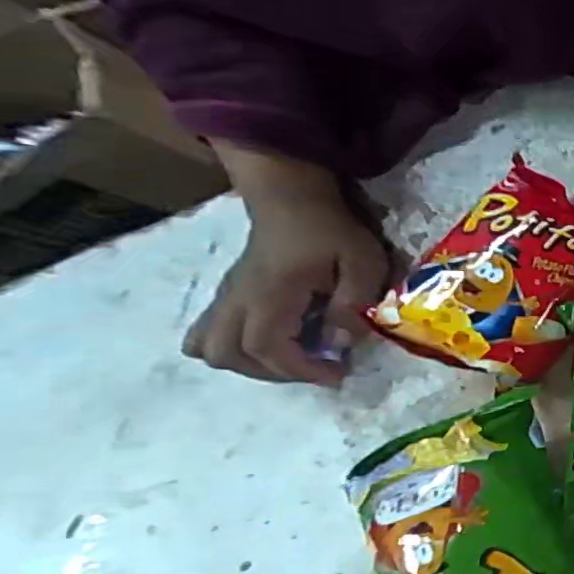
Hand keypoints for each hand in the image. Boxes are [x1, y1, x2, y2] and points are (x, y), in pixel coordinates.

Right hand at [182, 192, 387, 384]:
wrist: (292, 198)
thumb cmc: (332, 230)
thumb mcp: (363, 263)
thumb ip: (354, 302)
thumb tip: (343, 341)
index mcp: (270, 294)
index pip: (265, 348)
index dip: (299, 370)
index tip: (336, 375)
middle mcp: (236, 299)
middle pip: (227, 355)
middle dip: (275, 373)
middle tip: (318, 369)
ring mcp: (226, 296)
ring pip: (210, 347)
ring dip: (251, 364)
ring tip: (297, 360)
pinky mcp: (229, 294)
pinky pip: (211, 332)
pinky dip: (238, 349)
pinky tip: (277, 343)